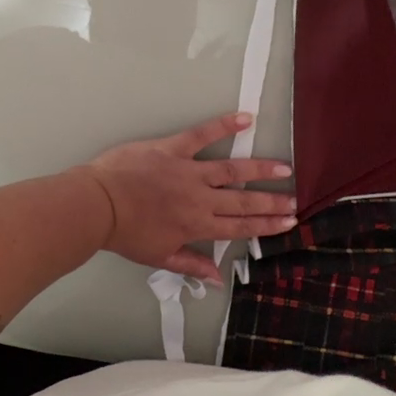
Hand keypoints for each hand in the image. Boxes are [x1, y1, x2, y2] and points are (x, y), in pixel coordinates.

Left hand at [79, 111, 295, 284]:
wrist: (99, 204)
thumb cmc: (125, 233)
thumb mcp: (158, 257)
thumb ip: (191, 264)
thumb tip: (220, 278)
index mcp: (197, 226)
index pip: (239, 227)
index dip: (266, 225)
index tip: (288, 222)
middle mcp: (200, 199)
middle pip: (242, 201)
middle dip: (271, 201)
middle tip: (295, 199)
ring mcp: (188, 171)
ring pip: (231, 170)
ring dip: (259, 169)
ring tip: (283, 168)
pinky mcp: (173, 148)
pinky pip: (201, 134)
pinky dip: (224, 125)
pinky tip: (245, 118)